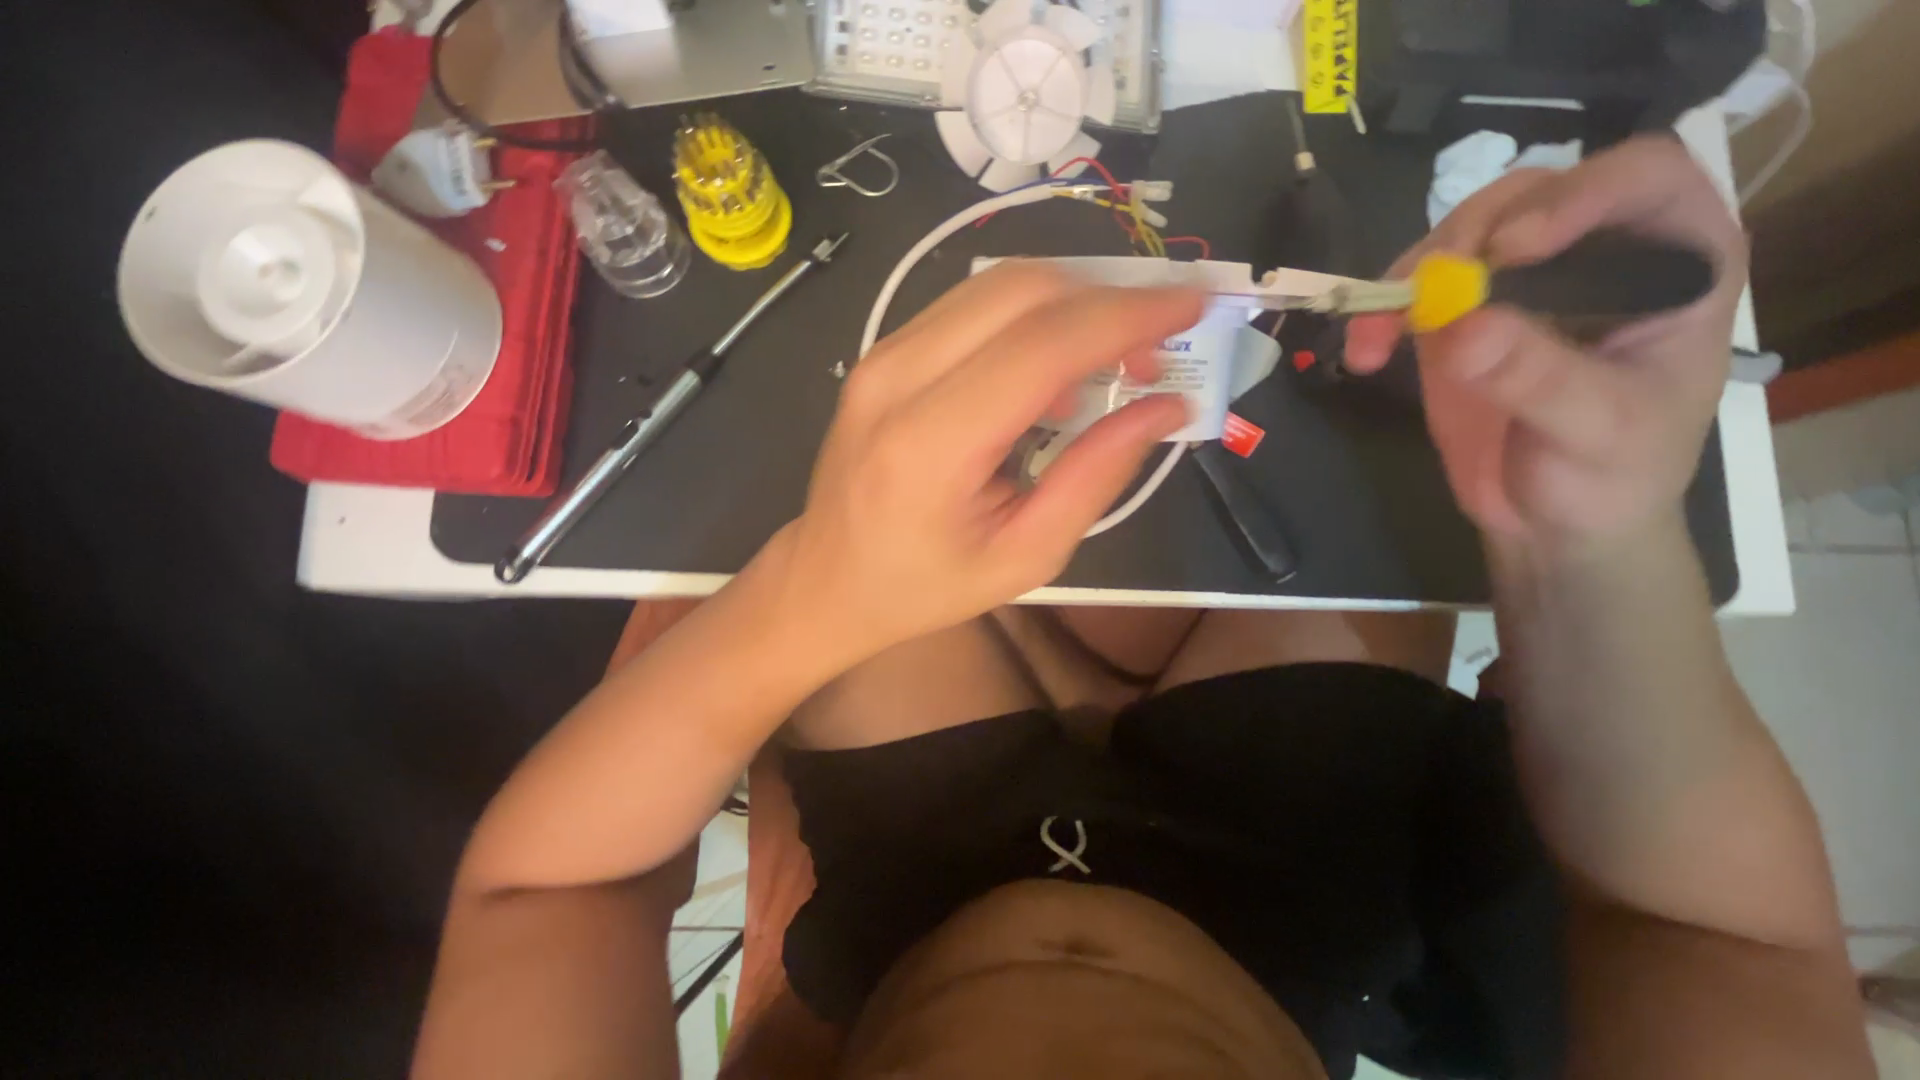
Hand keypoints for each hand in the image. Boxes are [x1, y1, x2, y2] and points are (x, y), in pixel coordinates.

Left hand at [762, 263, 1202, 659]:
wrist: (825, 579)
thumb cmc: (924, 587)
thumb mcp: (1025, 556)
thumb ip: (1096, 476)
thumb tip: (1166, 405)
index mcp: (930, 442)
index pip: (1042, 345)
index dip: (1127, 315)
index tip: (1194, 305)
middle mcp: (897, 377)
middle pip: (1021, 290)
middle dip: (1107, 299)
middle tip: (1159, 346)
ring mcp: (882, 355)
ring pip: (997, 284)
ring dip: (1073, 302)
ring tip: (1117, 358)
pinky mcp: (884, 351)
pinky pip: (972, 305)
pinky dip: (1032, 316)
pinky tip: (1057, 368)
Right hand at [1345, 136, 1747, 558]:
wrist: (1554, 523)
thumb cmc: (1611, 477)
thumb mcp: (1596, 433)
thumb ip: (1539, 378)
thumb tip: (1463, 326)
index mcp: (1670, 262)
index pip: (1639, 180)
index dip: (1575, 195)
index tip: (1511, 250)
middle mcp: (1594, 254)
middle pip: (1530, 195)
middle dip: (1471, 235)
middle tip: (1432, 288)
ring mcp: (1522, 283)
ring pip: (1463, 233)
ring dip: (1412, 273)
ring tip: (1380, 331)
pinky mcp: (1461, 314)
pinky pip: (1414, 287)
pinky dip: (1379, 311)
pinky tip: (1366, 350)